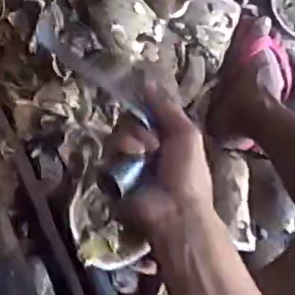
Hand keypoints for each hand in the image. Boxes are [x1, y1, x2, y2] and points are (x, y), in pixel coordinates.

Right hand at [109, 84, 216, 243]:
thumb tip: (147, 83)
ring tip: (142, 156)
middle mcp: (142, 148)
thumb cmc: (188, 174)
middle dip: (139, 129)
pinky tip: (131, 164)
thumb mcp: (186, 134)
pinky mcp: (112, 177)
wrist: (177, 212)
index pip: (142, 113)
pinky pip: (106, 156)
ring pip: (116, 136)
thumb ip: (167, 108)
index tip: (144, 107)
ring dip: (130, 142)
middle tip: (152, 144)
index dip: (143, 109)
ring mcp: (126, 163)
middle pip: (127, 122)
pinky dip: (118, 157)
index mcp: (161, 138)